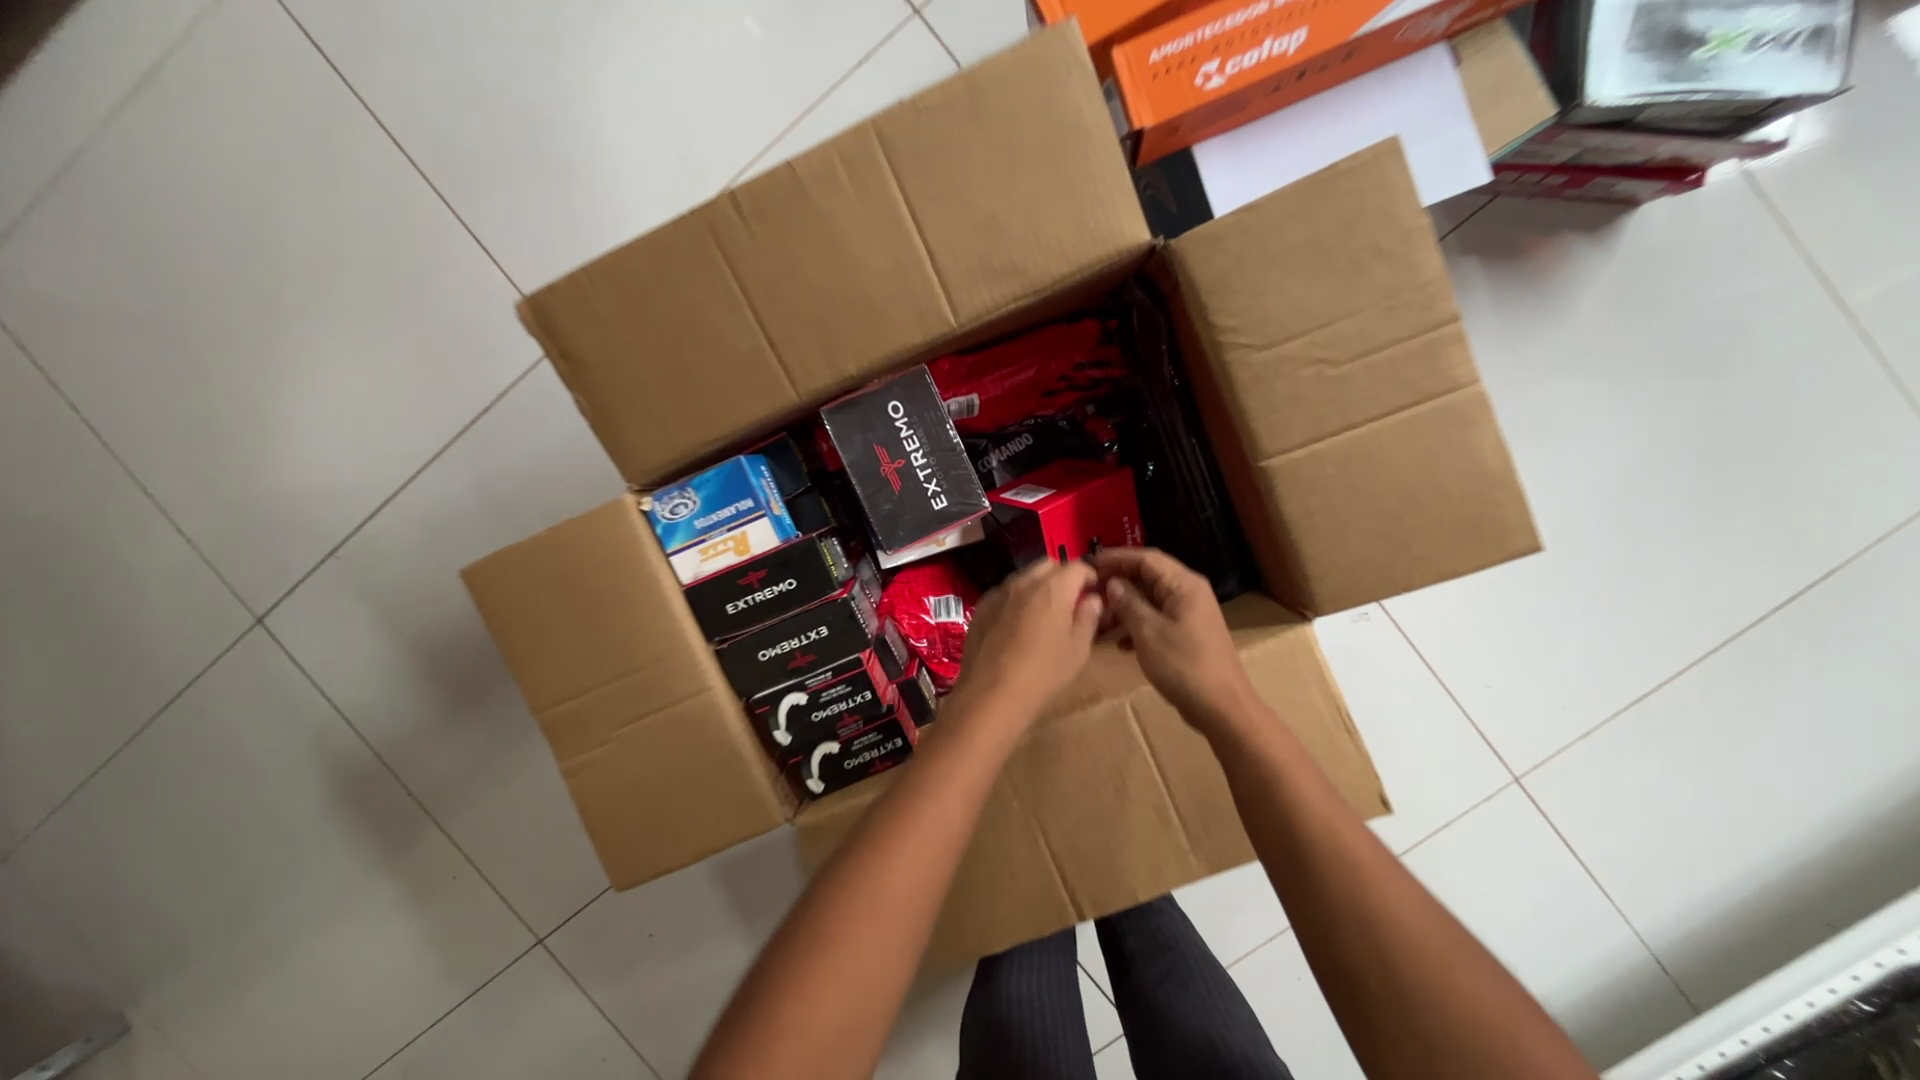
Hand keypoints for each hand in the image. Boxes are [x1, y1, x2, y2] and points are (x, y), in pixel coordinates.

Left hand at [947, 558, 1103, 731]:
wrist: (991, 695)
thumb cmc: (1043, 674)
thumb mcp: (1077, 650)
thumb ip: (1088, 618)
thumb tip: (1092, 600)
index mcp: (1053, 589)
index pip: (1077, 566)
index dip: (1090, 576)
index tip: (1094, 592)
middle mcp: (1024, 582)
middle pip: (1048, 565)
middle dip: (1062, 576)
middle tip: (1070, 600)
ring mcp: (998, 593)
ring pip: (1024, 576)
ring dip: (1038, 585)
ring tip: (1043, 612)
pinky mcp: (981, 607)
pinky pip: (1004, 592)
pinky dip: (1016, 599)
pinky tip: (1017, 624)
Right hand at [1088, 547, 1260, 737]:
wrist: (1221, 707)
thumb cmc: (1183, 665)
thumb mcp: (1148, 631)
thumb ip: (1128, 603)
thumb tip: (1113, 583)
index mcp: (1184, 584)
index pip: (1146, 558)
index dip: (1116, 558)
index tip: (1089, 564)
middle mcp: (1189, 593)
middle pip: (1148, 577)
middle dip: (1118, 583)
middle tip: (1089, 593)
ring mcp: (1190, 614)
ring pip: (1151, 600)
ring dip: (1125, 607)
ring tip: (1100, 620)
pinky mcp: (1188, 635)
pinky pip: (1157, 619)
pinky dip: (1137, 625)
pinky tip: (1120, 644)